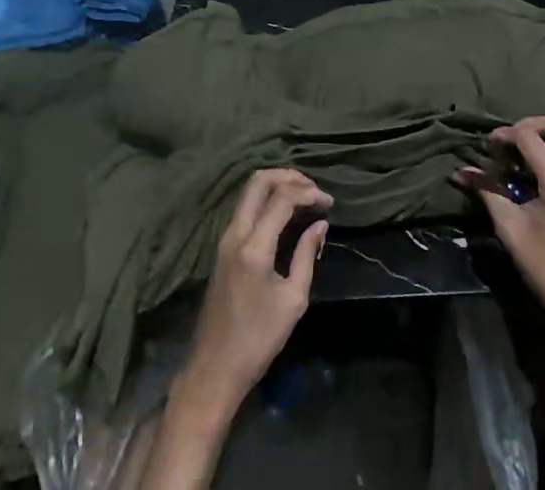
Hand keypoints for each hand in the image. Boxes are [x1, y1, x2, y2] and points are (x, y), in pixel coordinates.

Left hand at [179, 169, 331, 408]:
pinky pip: (246, 209)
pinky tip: (288, 214)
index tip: (329, 203)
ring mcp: (224, 239)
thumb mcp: (293, 299)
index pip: (282, 198)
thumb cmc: (259, 338)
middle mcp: (234, 234)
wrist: (214, 367)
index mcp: (253, 247)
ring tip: (306, 198)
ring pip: (249, 192)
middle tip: (315, 190)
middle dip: (289, 177)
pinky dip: (267, 201)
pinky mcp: (222, 248)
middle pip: (258, 181)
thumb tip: (320, 223)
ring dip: (278, 186)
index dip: (309, 193)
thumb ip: (306, 254)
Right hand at [457, 116, 544, 332]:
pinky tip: (536, 182)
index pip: (531, 138)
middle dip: (531, 126)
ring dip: (544, 143)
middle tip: (508, 142)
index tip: (488, 146)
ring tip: (518, 163)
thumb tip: (462, 172)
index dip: (506, 134)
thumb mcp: (510, 229)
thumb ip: (488, 192)